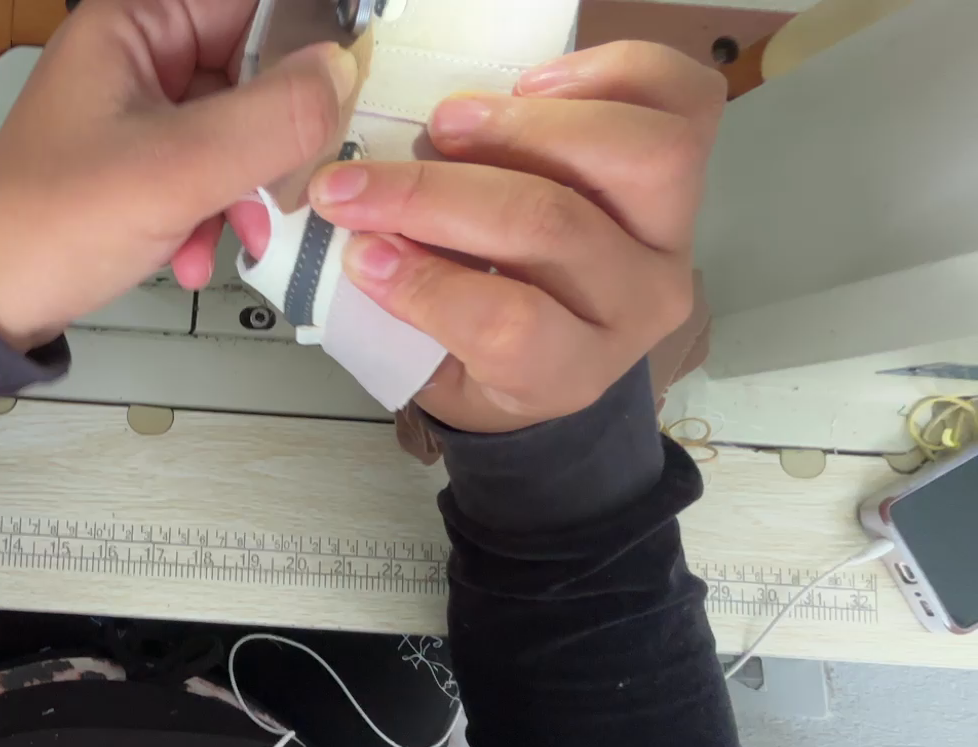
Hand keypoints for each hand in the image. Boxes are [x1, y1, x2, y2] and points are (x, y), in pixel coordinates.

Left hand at [0, 0, 359, 349]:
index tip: (335, 98)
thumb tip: (342, 75)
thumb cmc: (54, 229)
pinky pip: (193, 176)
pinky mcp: (127, 170)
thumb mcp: (174, 171)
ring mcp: (128, 119)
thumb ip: (271, 119)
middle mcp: (132, 60)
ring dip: (239, 193)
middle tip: (286, 189)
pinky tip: (192, 259)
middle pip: (244, 72)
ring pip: (224, 134)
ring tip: (235, 240)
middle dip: (269, 142)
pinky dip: (204, 217)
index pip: (249, 3)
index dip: (304, 42)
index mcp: (133, 24)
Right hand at [304, 42, 721, 431]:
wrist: (548, 360)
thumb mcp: (428, 373)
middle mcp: (634, 305)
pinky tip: (529, 86)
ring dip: (525, 127)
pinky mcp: (689, 177)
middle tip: (355, 182)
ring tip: (445, 121)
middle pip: (549, 228)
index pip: (505, 324)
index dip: (424, 284)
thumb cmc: (474, 370)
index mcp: (562, 375)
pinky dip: (612, 75)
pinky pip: (682, 103)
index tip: (354, 253)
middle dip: (434, 197)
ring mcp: (672, 237)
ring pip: (636, 156)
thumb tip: (364, 241)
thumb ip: (404, 317)